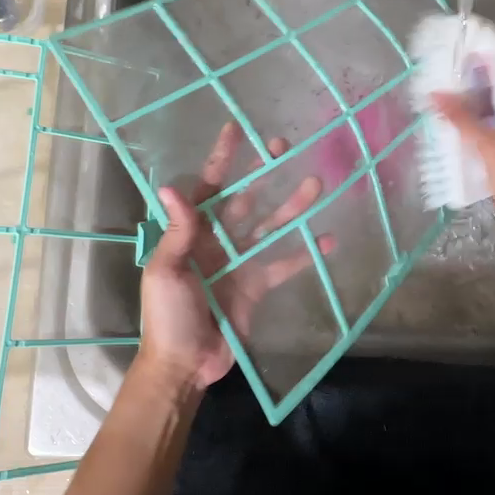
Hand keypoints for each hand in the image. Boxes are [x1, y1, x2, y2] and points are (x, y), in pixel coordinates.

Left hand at [138, 123, 331, 392]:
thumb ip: (176, 231)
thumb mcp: (166, 270)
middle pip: (244, 199)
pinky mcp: (257, 286)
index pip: (208, 187)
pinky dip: (305, 253)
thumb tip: (171, 186)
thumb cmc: (167, 315)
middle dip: (263, 173)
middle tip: (282, 146)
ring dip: (292, 206)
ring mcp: (240, 262)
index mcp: (192, 233)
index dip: (221, 159)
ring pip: (270, 226)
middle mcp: (218, 241)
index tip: (235, 130)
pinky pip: (284, 264)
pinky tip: (328, 239)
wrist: (185, 364)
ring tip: (316, 184)